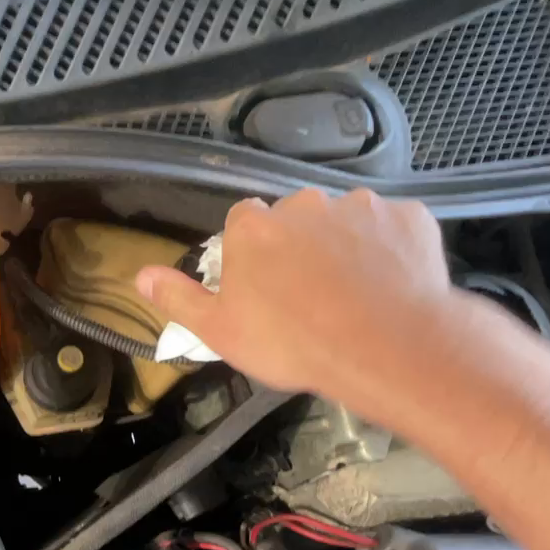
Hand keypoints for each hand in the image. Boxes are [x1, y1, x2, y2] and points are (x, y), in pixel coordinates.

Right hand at [136, 189, 497, 406]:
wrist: (382, 346)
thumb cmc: (289, 341)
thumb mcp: (218, 330)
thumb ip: (179, 298)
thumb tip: (140, 275)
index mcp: (254, 227)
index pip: (242, 220)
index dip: (248, 252)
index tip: (257, 284)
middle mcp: (305, 203)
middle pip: (293, 218)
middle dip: (296, 246)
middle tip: (302, 295)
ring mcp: (361, 206)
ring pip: (342, 222)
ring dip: (340, 247)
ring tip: (347, 295)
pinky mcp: (409, 217)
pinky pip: (388, 229)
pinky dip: (385, 251)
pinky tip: (383, 286)